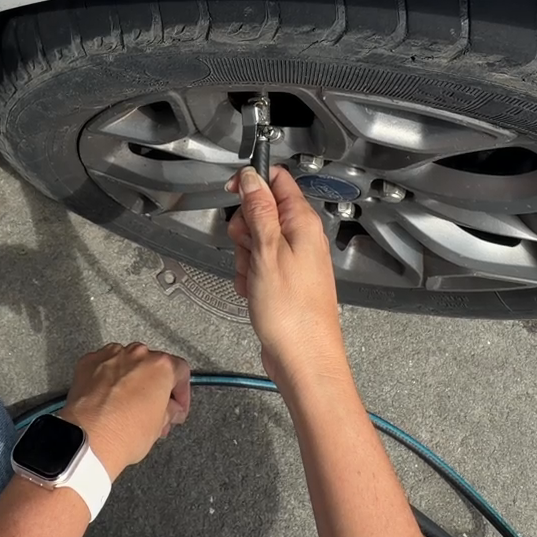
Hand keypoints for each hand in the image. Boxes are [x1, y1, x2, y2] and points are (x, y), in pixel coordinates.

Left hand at [56, 343, 191, 473]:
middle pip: (152, 365)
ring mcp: (110, 354)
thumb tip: (169, 408)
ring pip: (127, 363)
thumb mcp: (159, 427)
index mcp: (160, 366)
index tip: (177, 409)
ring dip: (130, 379)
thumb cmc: (126, 433)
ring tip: (126, 406)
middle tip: (153, 411)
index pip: (180, 370)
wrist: (88, 439)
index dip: (182, 393)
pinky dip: (107, 378)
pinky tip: (106, 400)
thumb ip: (169, 410)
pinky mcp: (88, 361)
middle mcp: (137, 353)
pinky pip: (104, 366)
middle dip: (154, 386)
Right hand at [228, 166, 348, 388]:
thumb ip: (259, 210)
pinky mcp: (285, 279)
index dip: (252, 182)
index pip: (277, 179)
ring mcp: (293, 259)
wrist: (304, 361)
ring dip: (244, 256)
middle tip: (248, 250)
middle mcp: (301, 236)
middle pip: (261, 210)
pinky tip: (254, 291)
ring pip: (255, 239)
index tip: (233, 194)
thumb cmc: (291, 311)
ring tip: (253, 278)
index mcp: (302, 222)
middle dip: (243, 229)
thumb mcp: (267, 251)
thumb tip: (252, 176)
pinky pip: (257, 264)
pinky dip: (249, 275)